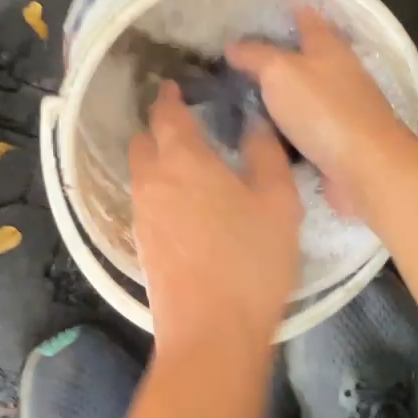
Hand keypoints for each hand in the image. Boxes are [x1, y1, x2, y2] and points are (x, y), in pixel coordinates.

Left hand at [129, 81, 301, 354]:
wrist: (209, 331)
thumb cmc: (250, 260)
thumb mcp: (277, 203)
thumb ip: (265, 155)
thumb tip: (252, 123)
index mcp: (183, 159)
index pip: (166, 114)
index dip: (168, 97)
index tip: (173, 86)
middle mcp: (153, 179)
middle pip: (143, 140)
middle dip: (157, 126)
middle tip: (182, 123)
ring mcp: (142, 213)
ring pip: (141, 171)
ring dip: (155, 158)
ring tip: (184, 162)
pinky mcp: (141, 242)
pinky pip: (144, 200)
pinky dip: (157, 189)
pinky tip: (182, 203)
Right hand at [226, 7, 412, 216]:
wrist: (366, 169)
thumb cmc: (324, 111)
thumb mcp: (280, 72)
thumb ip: (255, 56)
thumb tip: (232, 45)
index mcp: (328, 50)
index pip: (310, 20)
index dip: (296, 8)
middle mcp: (339, 75)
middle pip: (310, 56)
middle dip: (284, 51)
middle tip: (246, 51)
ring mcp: (341, 111)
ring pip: (305, 93)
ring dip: (282, 92)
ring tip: (245, 91)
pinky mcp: (336, 143)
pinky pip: (302, 127)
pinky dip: (284, 125)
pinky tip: (262, 129)